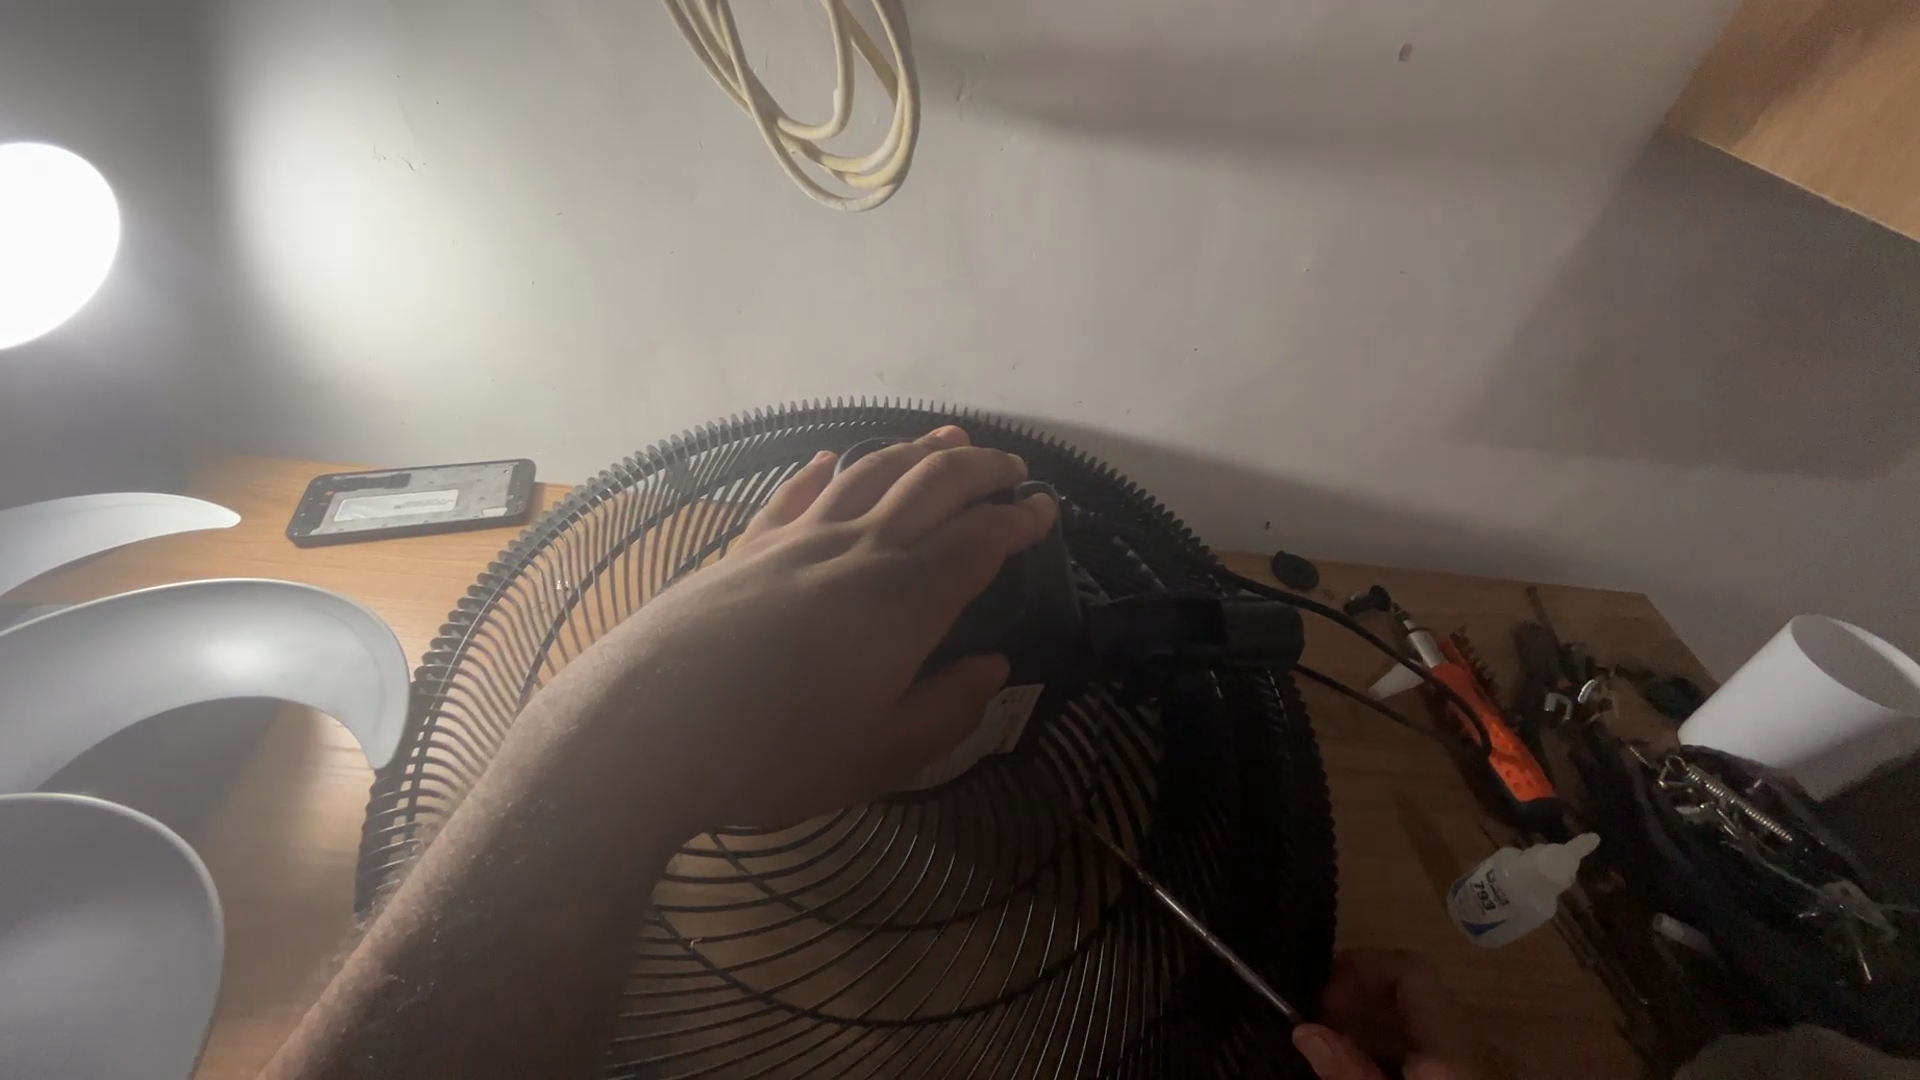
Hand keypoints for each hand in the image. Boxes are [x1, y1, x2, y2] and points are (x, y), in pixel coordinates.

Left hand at [598, 425, 1056, 834]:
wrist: (647, 728)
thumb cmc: (779, 750)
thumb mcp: (886, 754)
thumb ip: (951, 708)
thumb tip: (994, 668)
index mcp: (905, 597)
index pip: (980, 538)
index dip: (1020, 520)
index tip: (1044, 513)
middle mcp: (859, 548)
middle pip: (933, 482)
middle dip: (982, 468)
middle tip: (1012, 468)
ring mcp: (798, 538)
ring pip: (871, 471)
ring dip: (916, 449)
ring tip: (947, 439)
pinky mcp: (748, 545)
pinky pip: (795, 491)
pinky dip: (825, 468)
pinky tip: (833, 458)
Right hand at [1291, 951, 1503, 1079]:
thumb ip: (1350, 1076)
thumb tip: (1306, 1031)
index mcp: (1451, 1053)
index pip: (1410, 973)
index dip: (1362, 969)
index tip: (1322, 998)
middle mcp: (1473, 1054)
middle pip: (1415, 1000)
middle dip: (1361, 1003)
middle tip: (1320, 1025)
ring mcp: (1479, 1075)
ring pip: (1424, 1031)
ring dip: (1375, 1031)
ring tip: (1337, 1055)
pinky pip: (1435, 1061)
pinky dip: (1397, 1058)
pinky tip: (1368, 1076)